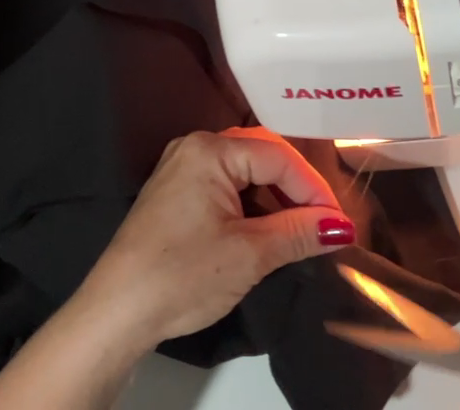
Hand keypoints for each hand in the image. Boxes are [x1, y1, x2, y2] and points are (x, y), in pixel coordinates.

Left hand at [72, 126, 356, 350]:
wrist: (118, 310)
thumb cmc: (183, 274)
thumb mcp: (249, 254)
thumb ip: (298, 232)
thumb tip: (341, 226)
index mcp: (209, 150)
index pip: (277, 157)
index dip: (313, 189)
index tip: (339, 224)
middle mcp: (193, 148)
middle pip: (261, 157)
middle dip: (296, 190)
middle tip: (324, 225)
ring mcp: (180, 170)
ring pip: (243, 173)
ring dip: (274, 200)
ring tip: (301, 233)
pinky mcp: (175, 194)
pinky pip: (224, 187)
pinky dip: (250, 206)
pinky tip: (268, 233)